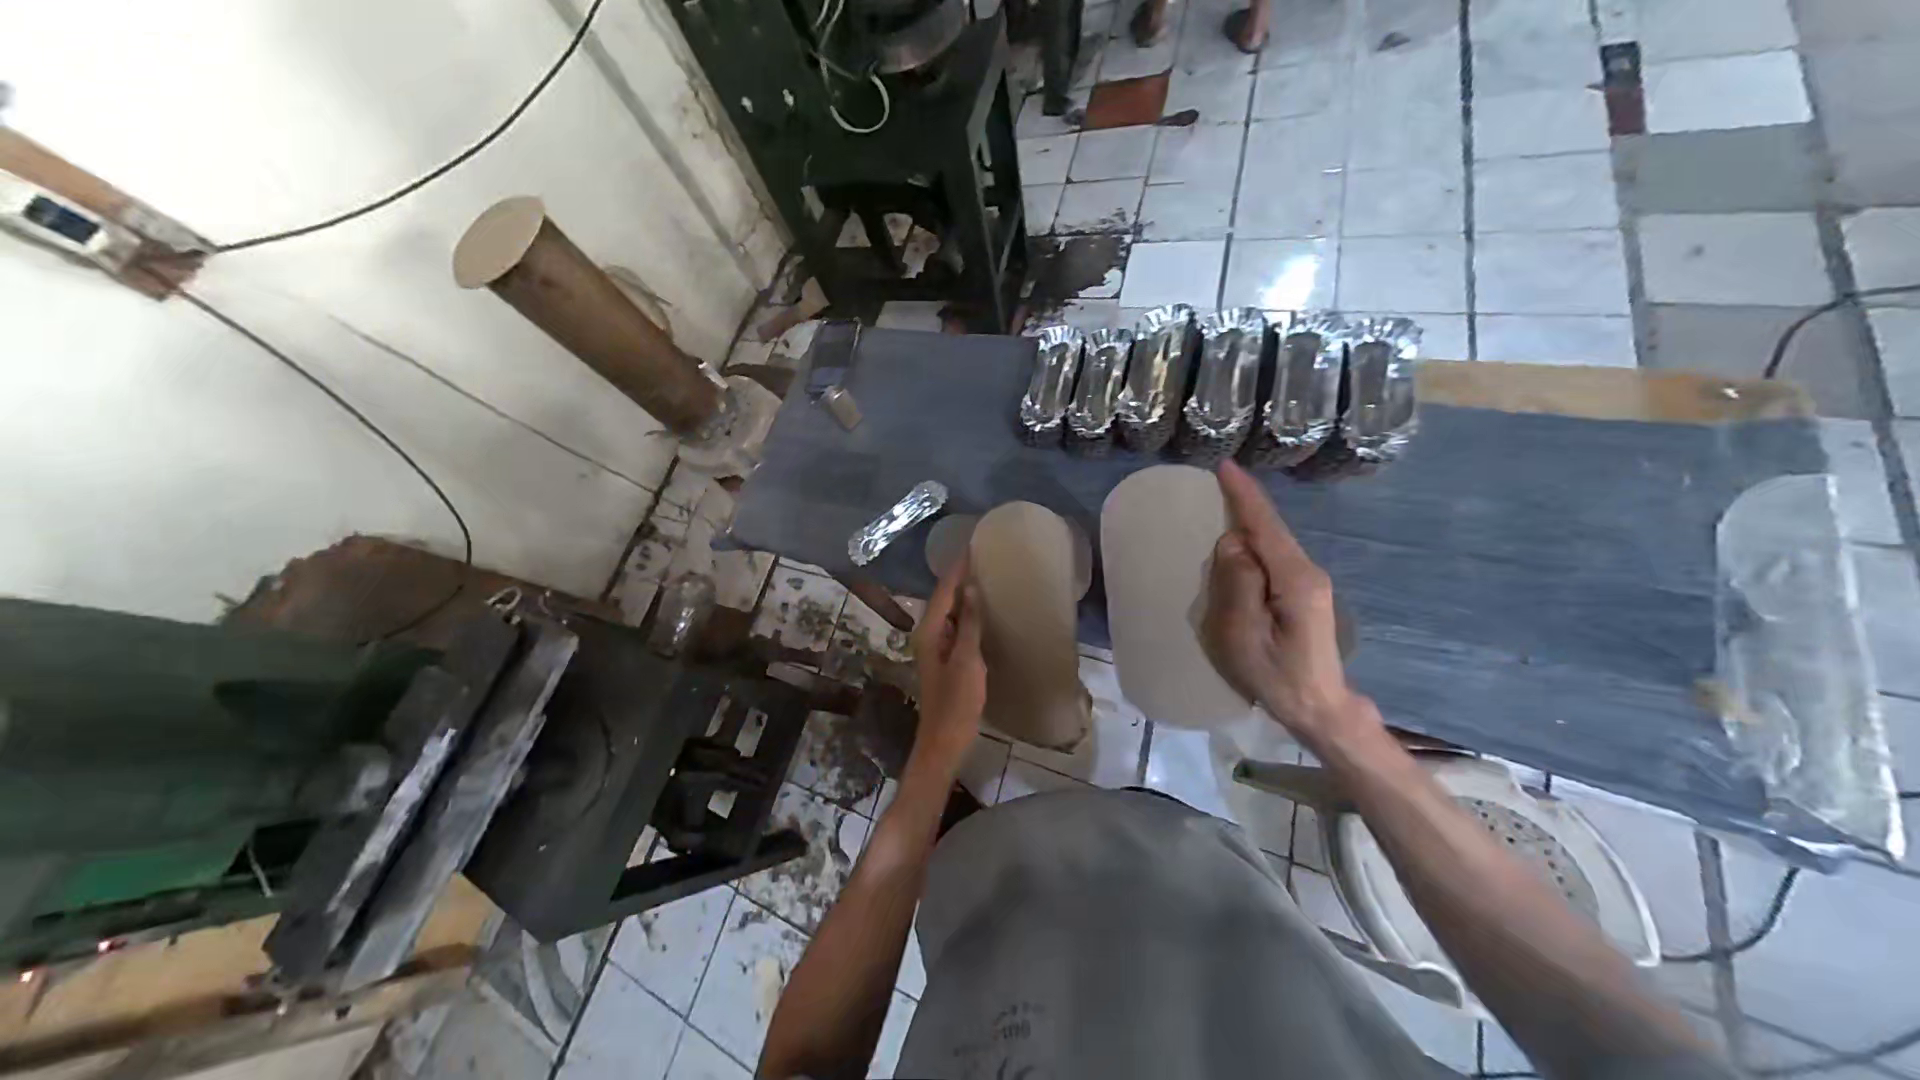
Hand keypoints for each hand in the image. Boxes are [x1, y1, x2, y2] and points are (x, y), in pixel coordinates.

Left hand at [909, 551, 986, 766]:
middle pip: (945, 596)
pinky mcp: (947, 658)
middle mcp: (928, 634)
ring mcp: (937, 646)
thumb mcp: (967, 660)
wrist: (945, 741)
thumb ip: (968, 623)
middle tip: (985, 553)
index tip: (975, 543)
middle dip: (962, 574)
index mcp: (929, 630)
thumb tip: (971, 586)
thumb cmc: (956, 702)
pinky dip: (969, 612)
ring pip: (950, 610)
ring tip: (987, 573)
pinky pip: (957, 625)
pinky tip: (984, 609)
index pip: (945, 589)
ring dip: (965, 592)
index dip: (959, 566)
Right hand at [1204, 461, 1375, 748]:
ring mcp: (1311, 583)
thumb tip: (1232, 542)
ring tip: (1220, 506)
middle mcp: (1308, 572)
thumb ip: (1238, 584)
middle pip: (1272, 529)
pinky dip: (1255, 544)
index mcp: (1295, 579)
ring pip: (1274, 543)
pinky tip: (1238, 545)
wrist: (1319, 708)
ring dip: (1249, 523)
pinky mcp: (1305, 594)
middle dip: (1245, 504)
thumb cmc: (1276, 676)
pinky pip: (1275, 557)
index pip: (1266, 526)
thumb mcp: (1244, 635)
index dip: (1245, 495)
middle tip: (1213, 484)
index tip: (1225, 466)